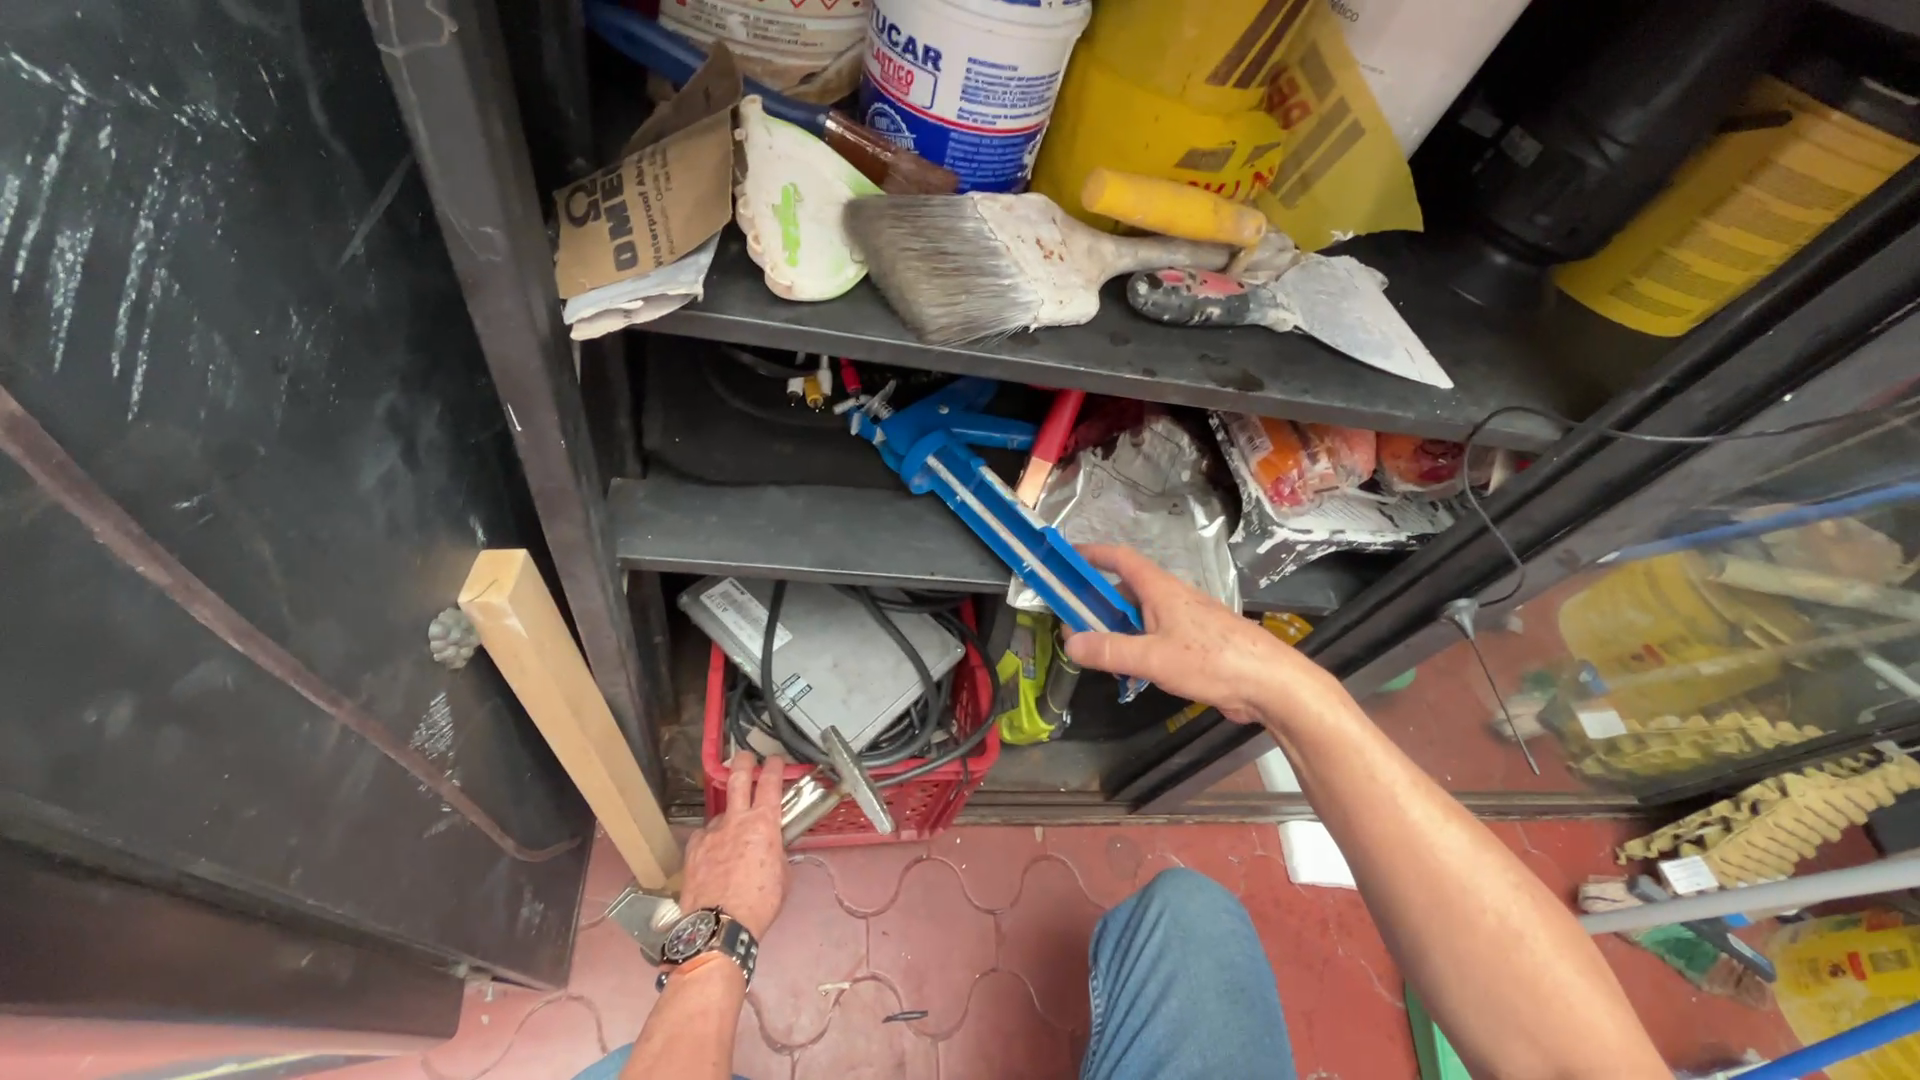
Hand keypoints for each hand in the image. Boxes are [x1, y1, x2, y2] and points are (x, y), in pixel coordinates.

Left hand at [678, 752, 788, 937]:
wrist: (718, 926)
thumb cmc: (759, 902)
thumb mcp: (782, 875)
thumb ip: (776, 853)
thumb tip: (771, 848)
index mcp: (763, 824)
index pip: (770, 783)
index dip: (774, 767)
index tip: (774, 760)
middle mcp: (735, 820)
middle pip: (737, 779)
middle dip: (742, 762)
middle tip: (744, 756)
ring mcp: (711, 833)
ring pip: (720, 815)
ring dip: (728, 820)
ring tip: (731, 838)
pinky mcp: (692, 849)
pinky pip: (705, 837)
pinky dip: (711, 841)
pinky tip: (713, 855)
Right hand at [1062, 545, 1329, 723]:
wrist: (1269, 683)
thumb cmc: (1211, 660)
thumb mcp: (1153, 658)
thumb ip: (1110, 650)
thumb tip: (1070, 642)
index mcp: (1161, 590)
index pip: (1121, 559)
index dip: (1093, 554)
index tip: (1068, 559)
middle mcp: (1173, 598)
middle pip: (1128, 590)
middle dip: (1098, 603)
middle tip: (1074, 624)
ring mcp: (1187, 621)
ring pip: (1142, 617)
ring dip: (1118, 629)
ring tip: (1098, 654)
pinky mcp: (1198, 644)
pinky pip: (1157, 637)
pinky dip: (1137, 647)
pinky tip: (1133, 673)